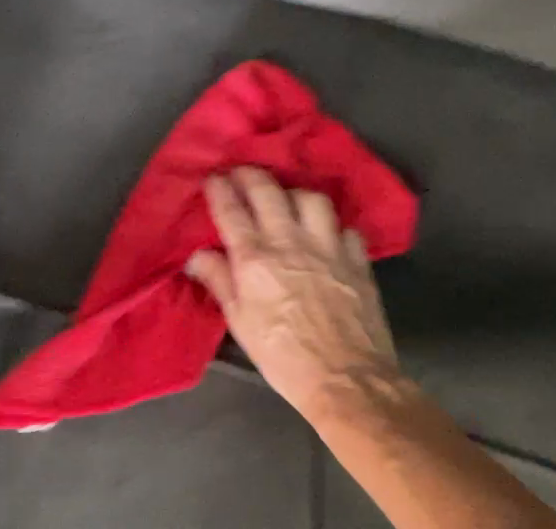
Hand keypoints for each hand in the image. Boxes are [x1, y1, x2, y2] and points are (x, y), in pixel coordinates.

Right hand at [185, 167, 403, 420]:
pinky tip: (327, 235)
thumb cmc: (284, 356)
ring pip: (311, 198)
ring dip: (294, 194)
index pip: (231, 209)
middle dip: (250, 175)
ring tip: (287, 200)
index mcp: (254, 258)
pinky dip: (333, 226)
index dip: (219, 188)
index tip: (213, 179)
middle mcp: (289, 242)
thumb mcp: (240, 323)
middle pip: (267, 190)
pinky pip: (345, 228)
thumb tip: (197, 255)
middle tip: (242, 174)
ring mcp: (327, 248)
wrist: (348, 381)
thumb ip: (219, 281)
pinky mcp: (358, 261)